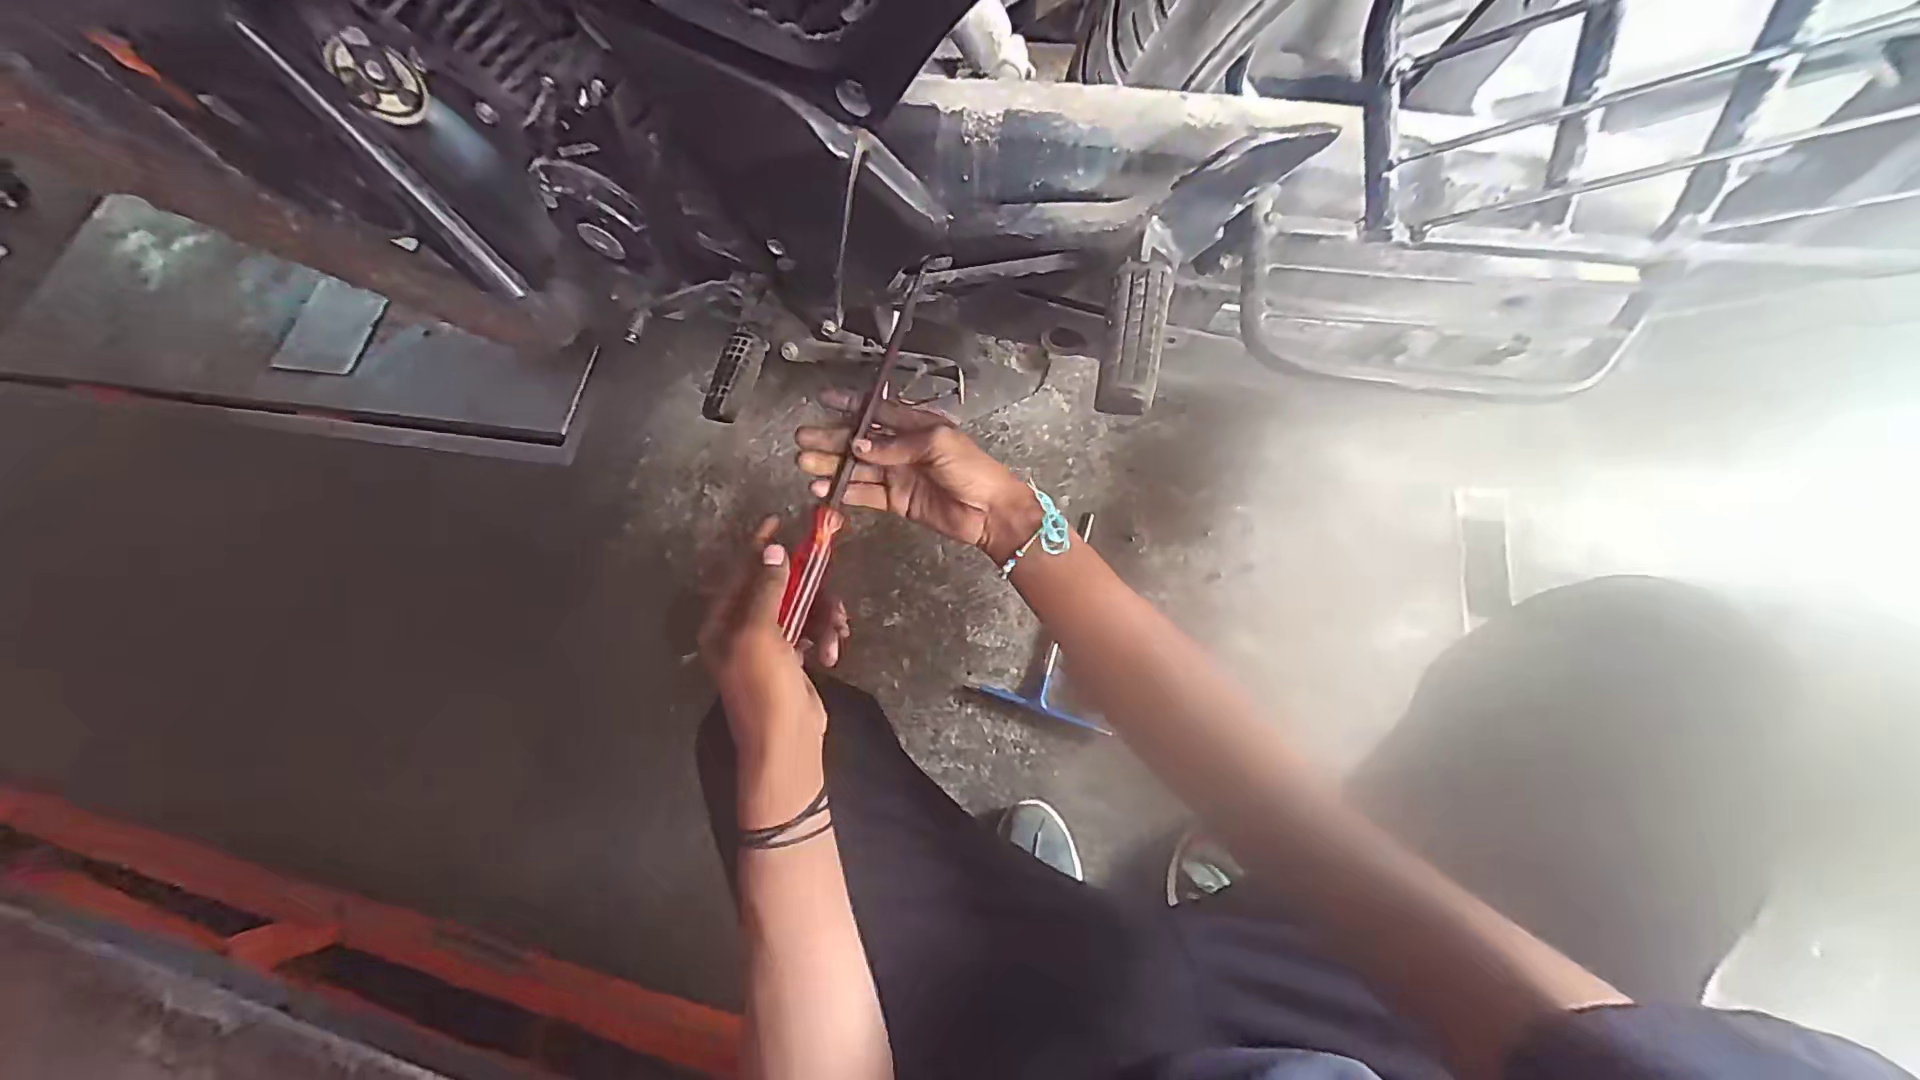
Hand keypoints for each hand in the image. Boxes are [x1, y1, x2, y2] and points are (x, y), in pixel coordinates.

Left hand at [698, 517, 833, 763]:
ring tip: (836, 633)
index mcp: (723, 622)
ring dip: (822, 617)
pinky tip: (831, 651)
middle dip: (808, 590)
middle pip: (778, 588)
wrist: (786, 740)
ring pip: (801, 609)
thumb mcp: (761, 633)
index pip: (740, 572)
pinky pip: (811, 630)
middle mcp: (742, 629)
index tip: (777, 521)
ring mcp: (768, 644)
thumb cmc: (764, 685)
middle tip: (829, 587)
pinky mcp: (792, 658)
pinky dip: (824, 636)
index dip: (759, 545)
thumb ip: (767, 589)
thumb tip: (773, 551)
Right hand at [795, 390, 1040, 562]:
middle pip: (859, 441)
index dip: (850, 406)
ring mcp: (899, 475)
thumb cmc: (974, 470)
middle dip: (831, 439)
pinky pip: (865, 494)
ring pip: (857, 468)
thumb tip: (859, 446)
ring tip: (806, 464)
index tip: (826, 400)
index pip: (877, 412)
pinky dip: (843, 492)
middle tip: (804, 438)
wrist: (990, 511)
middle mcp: (903, 448)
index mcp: (916, 426)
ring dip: (832, 466)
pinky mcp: (897, 500)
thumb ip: (897, 445)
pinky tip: (824, 488)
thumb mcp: (938, 444)